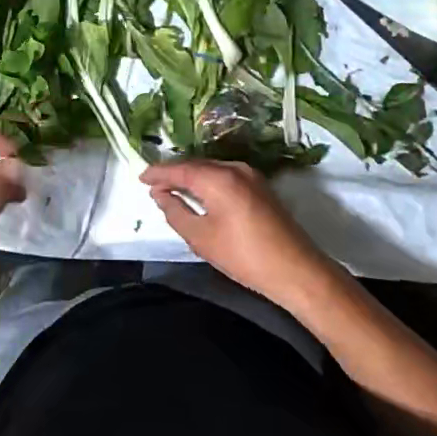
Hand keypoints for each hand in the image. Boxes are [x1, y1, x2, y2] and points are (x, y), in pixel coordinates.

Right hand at [140, 159, 343, 309]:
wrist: (296, 270)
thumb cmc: (244, 256)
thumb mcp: (200, 237)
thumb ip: (175, 212)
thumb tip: (160, 195)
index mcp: (218, 178)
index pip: (179, 169)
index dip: (157, 173)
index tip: (140, 178)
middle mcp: (234, 168)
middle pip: (196, 165)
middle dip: (173, 173)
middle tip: (153, 185)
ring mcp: (251, 176)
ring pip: (211, 169)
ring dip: (191, 177)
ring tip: (172, 189)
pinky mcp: (261, 187)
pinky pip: (225, 176)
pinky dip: (207, 181)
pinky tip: (199, 194)